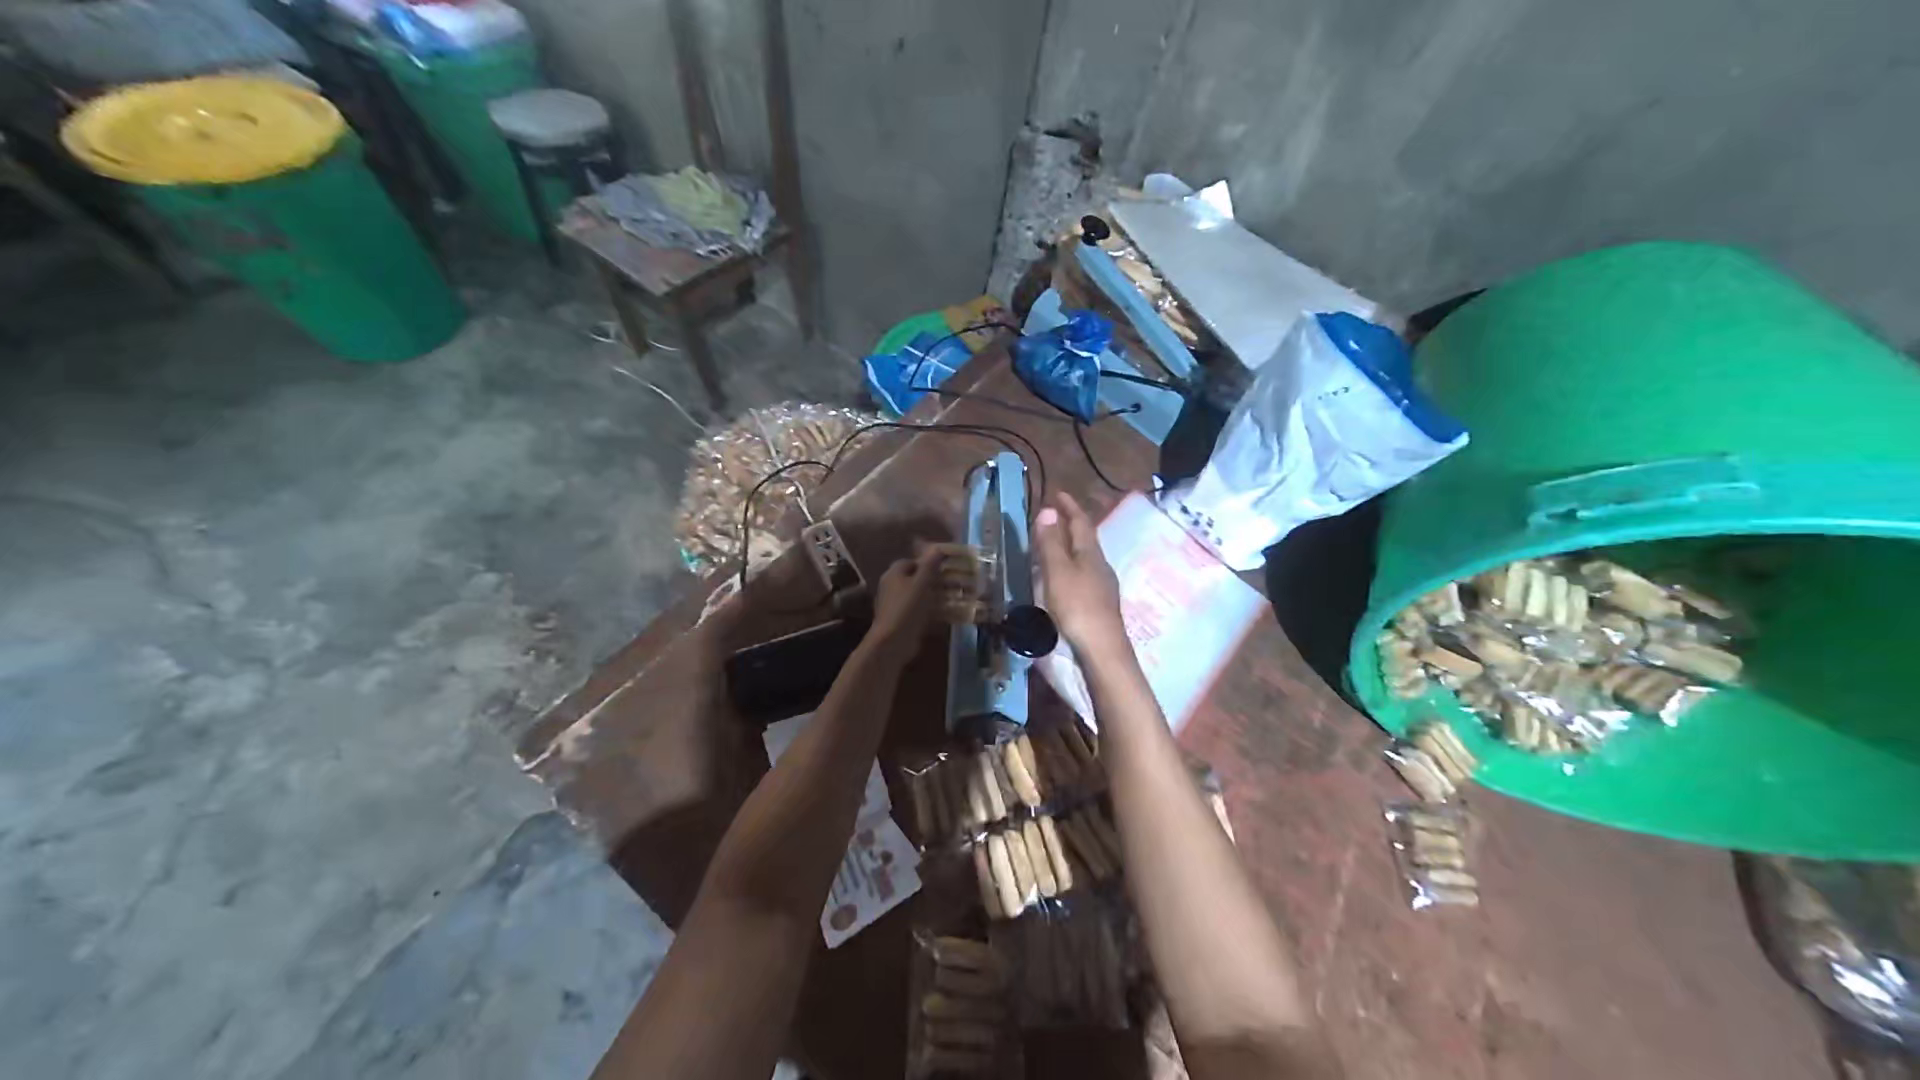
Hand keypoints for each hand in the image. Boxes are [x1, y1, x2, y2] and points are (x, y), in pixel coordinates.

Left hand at [865, 545, 942, 665]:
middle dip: (933, 580)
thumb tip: (937, 548)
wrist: (893, 641)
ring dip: (934, 596)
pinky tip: (945, 614)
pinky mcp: (901, 620)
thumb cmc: (907, 607)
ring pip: (918, 595)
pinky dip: (930, 611)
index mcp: (894, 574)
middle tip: (953, 583)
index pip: (911, 561)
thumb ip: (930, 565)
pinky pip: (918, 610)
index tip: (946, 567)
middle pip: (915, 578)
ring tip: (954, 598)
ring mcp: (895, 604)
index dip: (928, 563)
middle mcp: (892, 586)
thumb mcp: (922, 583)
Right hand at [1033, 494, 1126, 661]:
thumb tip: (1049, 510)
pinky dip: (1071, 567)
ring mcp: (1102, 587)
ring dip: (1070, 547)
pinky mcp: (1099, 605)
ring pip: (1086, 558)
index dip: (1070, 507)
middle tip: (1053, 516)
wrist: (1102, 650)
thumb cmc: (1077, 606)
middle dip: (1070, 525)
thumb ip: (1052, 542)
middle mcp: (1100, 566)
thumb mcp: (1058, 572)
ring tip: (1054, 545)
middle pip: (1086, 539)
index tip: (1058, 493)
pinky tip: (1063, 578)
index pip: (1081, 522)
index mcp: (1091, 554)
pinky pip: (1083, 576)